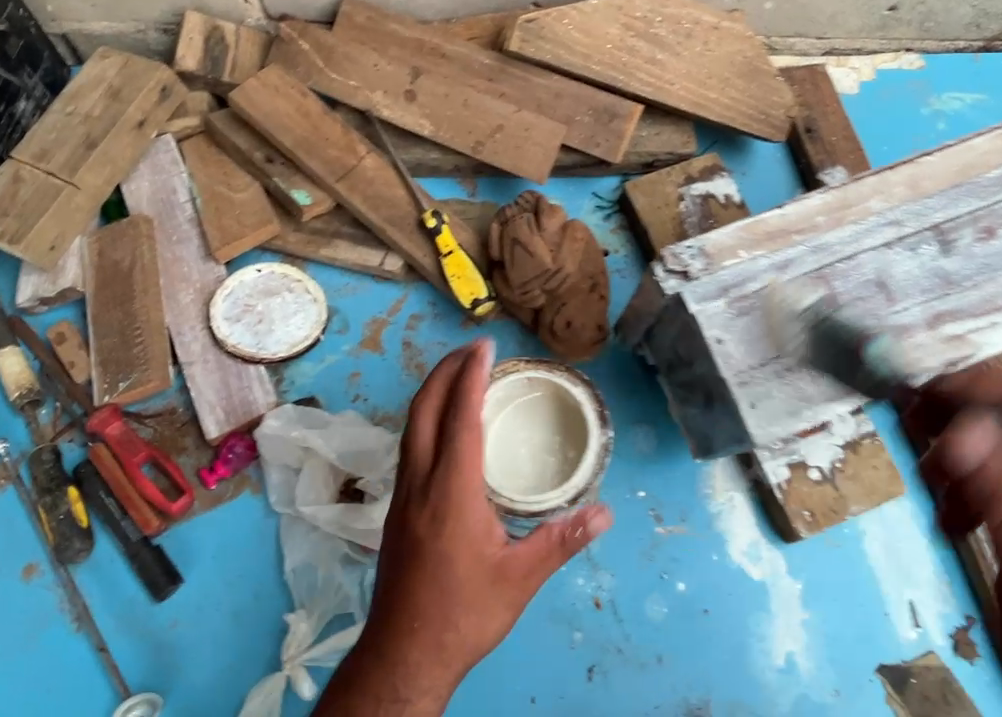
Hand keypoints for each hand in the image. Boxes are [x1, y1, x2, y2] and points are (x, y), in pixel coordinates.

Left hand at [315, 338, 612, 715]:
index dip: (470, 376)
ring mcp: (402, 496)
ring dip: (432, 393)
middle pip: (424, 409)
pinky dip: (426, 420)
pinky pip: (410, 447)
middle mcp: (420, 482)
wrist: (404, 654)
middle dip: (444, 371)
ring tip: (457, 376)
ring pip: (411, 427)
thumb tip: (604, 513)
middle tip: (472, 349)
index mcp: (451, 490)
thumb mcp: (521, 579)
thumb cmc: (463, 614)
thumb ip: (562, 540)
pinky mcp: (396, 510)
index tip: (484, 346)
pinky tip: (443, 430)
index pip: (459, 417)